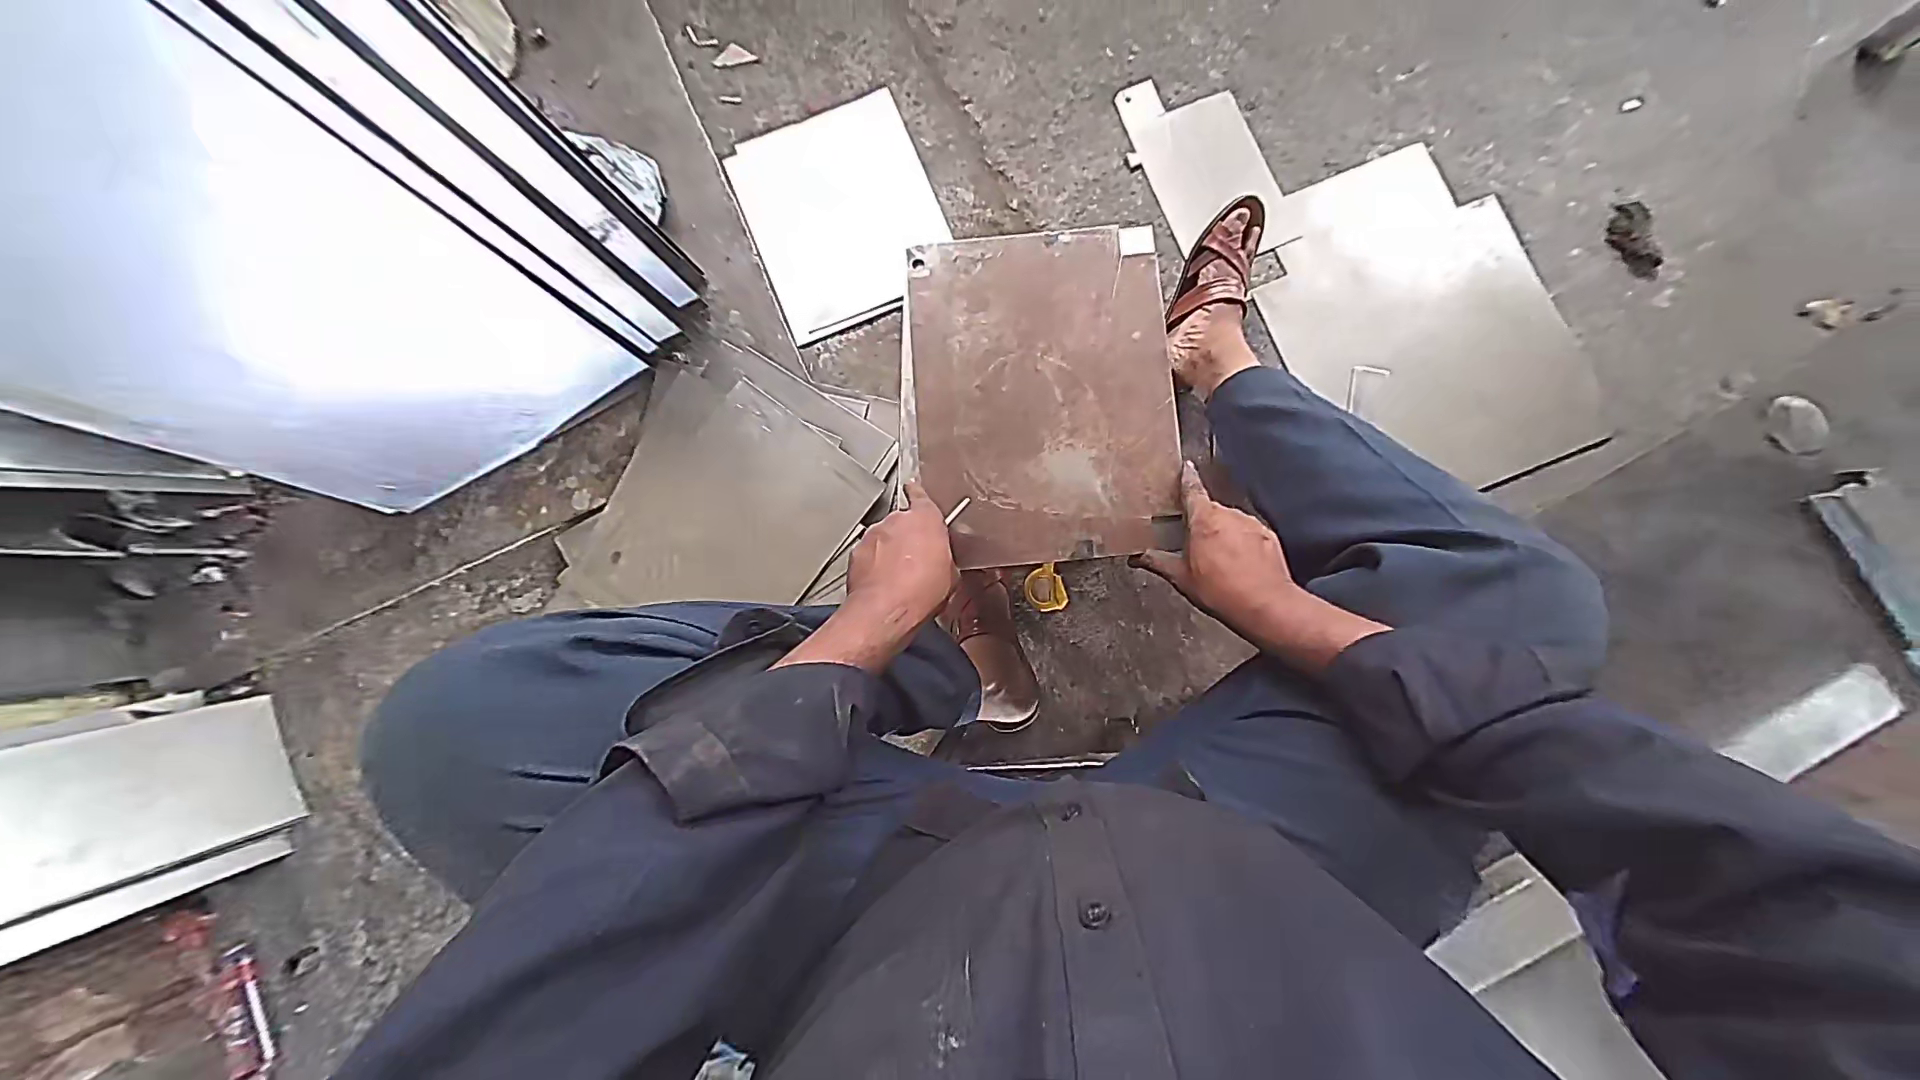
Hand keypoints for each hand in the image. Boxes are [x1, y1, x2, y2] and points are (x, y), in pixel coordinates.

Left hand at [843, 480, 959, 626]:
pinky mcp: (857, 552)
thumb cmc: (919, 592)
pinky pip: (868, 553)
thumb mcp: (951, 577)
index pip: (920, 495)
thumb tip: (943, 564)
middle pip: (903, 521)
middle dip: (908, 536)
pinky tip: (883, 582)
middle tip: (917, 559)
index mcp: (925, 519)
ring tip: (899, 575)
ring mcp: (874, 535)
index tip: (916, 491)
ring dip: (890, 551)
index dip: (918, 494)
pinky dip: (874, 563)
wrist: (885, 610)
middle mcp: (897, 521)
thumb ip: (946, 558)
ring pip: (884, 537)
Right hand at [1132, 462, 1388, 671]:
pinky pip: (1248, 532)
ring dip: (1221, 533)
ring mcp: (1251, 524)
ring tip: (1215, 557)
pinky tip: (1235, 563)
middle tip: (1192, 540)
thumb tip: (1138, 558)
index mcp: (1204, 519)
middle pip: (1210, 509)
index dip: (1187, 478)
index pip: (1192, 490)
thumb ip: (1157, 562)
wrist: (1265, 605)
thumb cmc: (1221, 591)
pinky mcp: (1268, 536)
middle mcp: (1229, 515)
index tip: (1186, 468)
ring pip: (1229, 521)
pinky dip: (1240, 542)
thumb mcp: (1180, 577)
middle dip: (1201, 521)